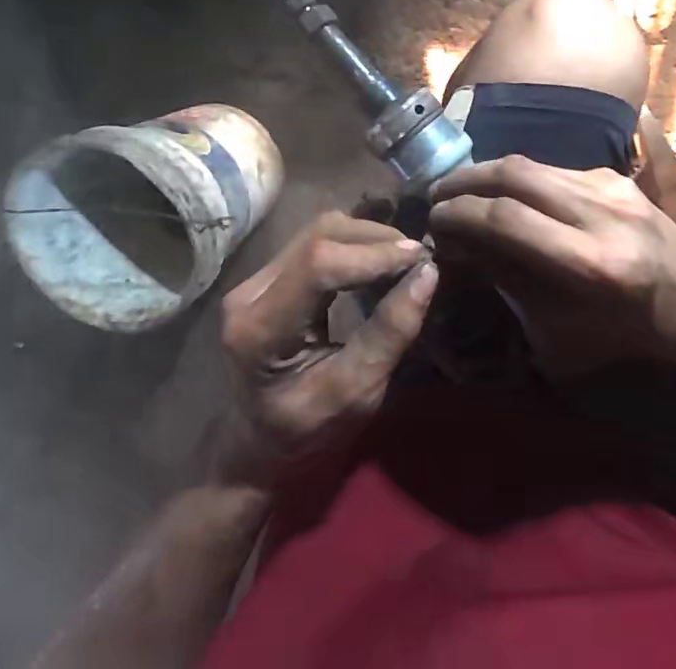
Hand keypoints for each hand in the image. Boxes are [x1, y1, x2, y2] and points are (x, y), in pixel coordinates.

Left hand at [215, 213, 436, 486]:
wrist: (259, 444)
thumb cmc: (309, 433)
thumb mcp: (357, 394)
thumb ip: (390, 333)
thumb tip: (428, 274)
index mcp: (260, 331)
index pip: (318, 267)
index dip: (374, 255)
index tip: (422, 260)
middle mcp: (248, 294)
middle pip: (319, 237)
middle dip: (376, 240)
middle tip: (419, 259)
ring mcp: (254, 281)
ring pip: (318, 231)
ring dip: (368, 237)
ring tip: (404, 259)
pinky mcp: (267, 276)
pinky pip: (315, 242)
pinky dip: (354, 244)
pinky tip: (379, 261)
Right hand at [427, 155, 675, 371]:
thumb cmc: (626, 330)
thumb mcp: (559, 324)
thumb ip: (507, 277)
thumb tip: (458, 245)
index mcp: (590, 262)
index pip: (507, 219)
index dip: (460, 214)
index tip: (432, 220)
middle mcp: (602, 213)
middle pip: (516, 174)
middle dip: (466, 180)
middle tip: (437, 195)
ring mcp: (613, 187)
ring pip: (534, 164)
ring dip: (490, 174)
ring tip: (463, 190)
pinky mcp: (616, 176)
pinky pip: (555, 169)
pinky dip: (523, 180)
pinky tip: (510, 195)